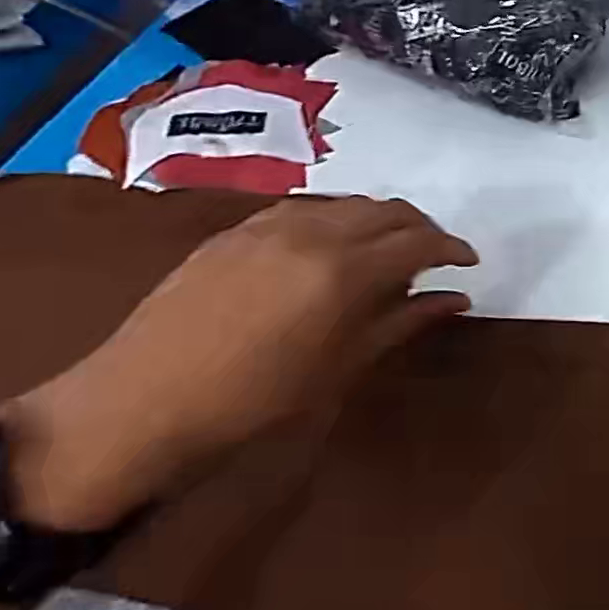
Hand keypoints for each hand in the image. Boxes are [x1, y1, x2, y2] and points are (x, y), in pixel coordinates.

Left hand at [0, 196, 479, 530]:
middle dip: (422, 227)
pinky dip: (336, 221)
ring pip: (346, 204)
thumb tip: (457, 300)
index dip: (452, 248)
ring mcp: (267, 227)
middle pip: (388, 210)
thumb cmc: (259, 397)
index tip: (468, 263)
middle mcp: (311, 234)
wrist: (139, 405)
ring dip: (380, 220)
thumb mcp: (346, 362)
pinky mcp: (234, 233)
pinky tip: (332, 250)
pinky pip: (304, 210)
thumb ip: (406, 320)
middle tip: (436, 256)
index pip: (419, 241)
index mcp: (344, 271)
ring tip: (388, 252)